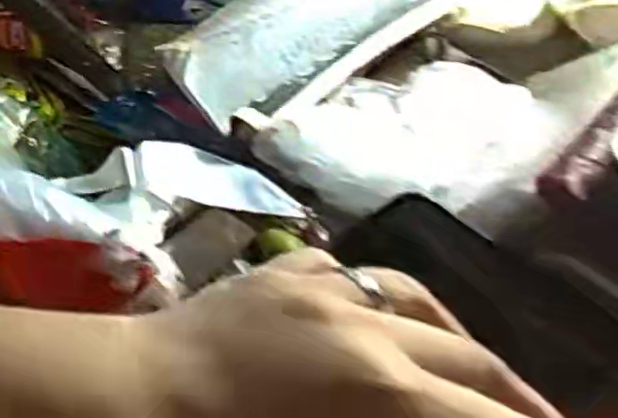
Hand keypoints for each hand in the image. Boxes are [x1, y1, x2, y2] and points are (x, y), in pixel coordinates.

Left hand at [133, 250, 559, 417]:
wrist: (156, 381)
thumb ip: (411, 417)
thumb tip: (444, 409)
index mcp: (389, 385)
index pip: (494, 415)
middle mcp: (357, 323)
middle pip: (470, 356)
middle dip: (512, 395)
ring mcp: (304, 286)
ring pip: (402, 292)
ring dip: (447, 329)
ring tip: (469, 364)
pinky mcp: (264, 272)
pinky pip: (329, 265)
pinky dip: (363, 287)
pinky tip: (372, 311)